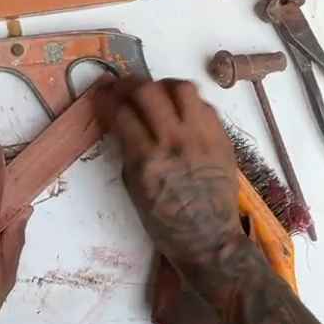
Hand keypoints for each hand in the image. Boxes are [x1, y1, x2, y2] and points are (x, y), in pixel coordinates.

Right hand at [96, 77, 248, 278]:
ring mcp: (202, 137)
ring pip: (181, 88)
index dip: (106, 100)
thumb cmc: (165, 222)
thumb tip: (122, 123)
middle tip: (121, 88)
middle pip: (148, 92)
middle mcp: (174, 142)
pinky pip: (204, 104)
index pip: (121, 114)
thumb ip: (128, 152)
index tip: (100, 96)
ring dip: (161, 85)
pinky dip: (186, 102)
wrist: (210, 239)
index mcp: (146, 160)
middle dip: (128, 84)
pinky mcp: (222, 138)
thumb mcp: (134, 189)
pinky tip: (178, 110)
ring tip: (153, 92)